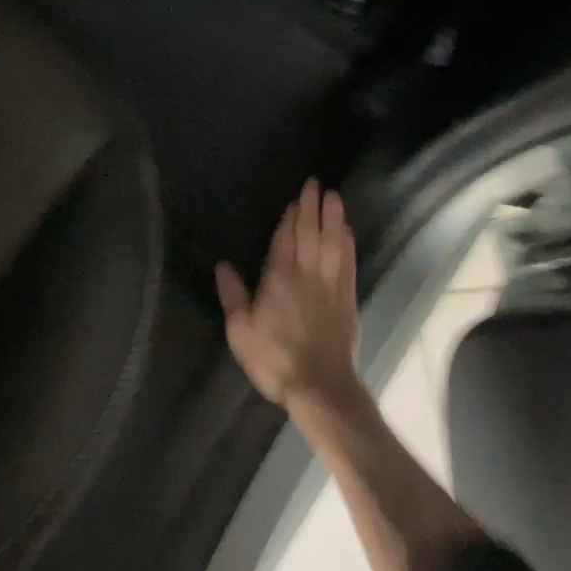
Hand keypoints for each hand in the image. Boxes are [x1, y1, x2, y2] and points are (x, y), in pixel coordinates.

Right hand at [215, 179, 359, 407]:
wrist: (320, 386)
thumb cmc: (275, 359)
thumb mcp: (241, 331)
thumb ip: (233, 296)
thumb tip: (223, 265)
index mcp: (278, 278)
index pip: (284, 239)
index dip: (290, 217)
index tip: (295, 197)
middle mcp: (306, 274)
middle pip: (309, 233)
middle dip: (311, 207)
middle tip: (315, 183)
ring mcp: (330, 285)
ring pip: (332, 242)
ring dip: (333, 217)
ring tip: (334, 196)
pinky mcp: (348, 299)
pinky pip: (348, 264)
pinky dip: (348, 245)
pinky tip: (347, 231)